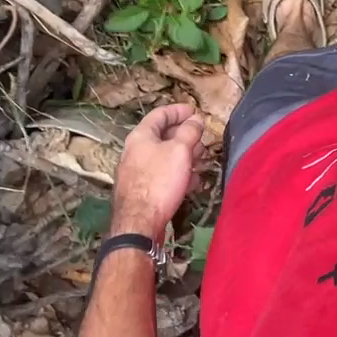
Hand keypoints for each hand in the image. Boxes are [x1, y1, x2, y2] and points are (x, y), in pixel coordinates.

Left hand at [110, 103, 203, 237]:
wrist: (138, 226)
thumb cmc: (159, 181)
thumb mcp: (180, 150)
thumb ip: (189, 131)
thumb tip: (196, 120)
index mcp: (141, 136)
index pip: (160, 114)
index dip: (179, 110)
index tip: (195, 111)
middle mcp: (135, 151)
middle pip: (162, 135)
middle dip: (184, 134)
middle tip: (201, 138)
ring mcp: (136, 173)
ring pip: (164, 156)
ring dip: (184, 155)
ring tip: (201, 159)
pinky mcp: (141, 192)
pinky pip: (162, 175)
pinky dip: (177, 173)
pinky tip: (192, 181)